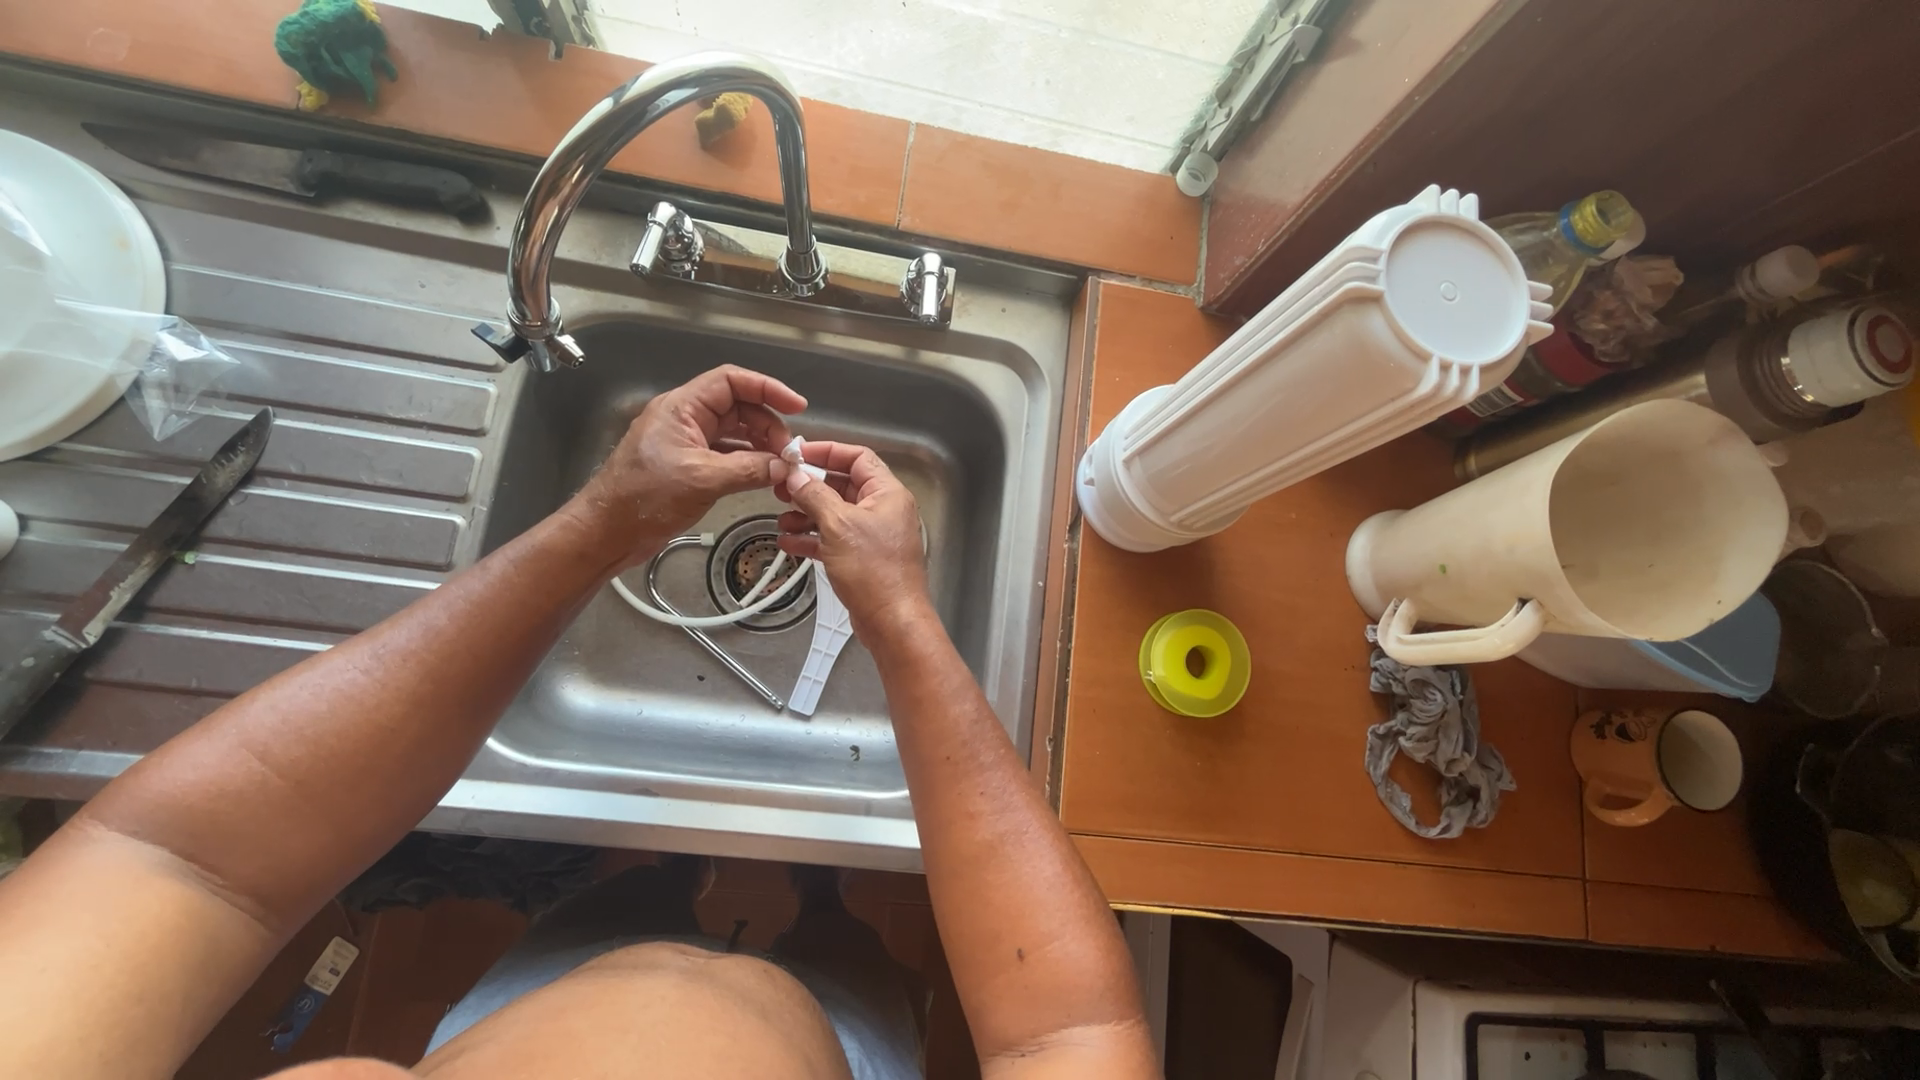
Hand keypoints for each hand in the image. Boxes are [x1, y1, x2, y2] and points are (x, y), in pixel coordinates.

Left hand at [568, 365, 803, 566]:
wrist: (608, 531)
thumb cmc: (645, 498)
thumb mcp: (702, 480)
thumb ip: (748, 469)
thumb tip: (785, 467)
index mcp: (682, 408)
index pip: (731, 381)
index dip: (767, 388)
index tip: (797, 406)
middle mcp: (686, 418)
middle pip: (738, 407)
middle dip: (768, 424)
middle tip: (788, 452)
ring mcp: (688, 442)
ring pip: (735, 432)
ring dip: (761, 445)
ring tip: (782, 465)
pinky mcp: (690, 465)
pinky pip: (728, 454)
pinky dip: (749, 462)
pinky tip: (766, 475)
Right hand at [772, 441, 931, 638]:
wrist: (892, 621)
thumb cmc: (875, 572)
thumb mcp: (838, 526)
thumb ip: (815, 496)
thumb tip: (797, 476)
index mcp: (887, 494)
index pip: (858, 457)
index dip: (827, 452)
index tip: (798, 453)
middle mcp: (884, 510)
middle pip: (844, 485)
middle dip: (811, 486)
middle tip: (783, 487)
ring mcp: (873, 535)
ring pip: (836, 514)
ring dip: (807, 515)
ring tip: (782, 519)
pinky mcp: (863, 558)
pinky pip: (834, 539)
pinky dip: (812, 539)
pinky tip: (789, 543)